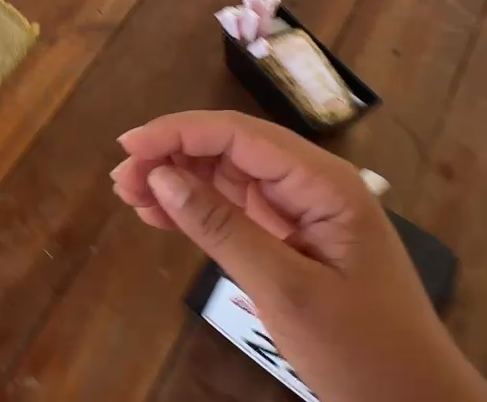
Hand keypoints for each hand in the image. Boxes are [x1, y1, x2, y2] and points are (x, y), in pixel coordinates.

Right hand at [112, 111, 486, 401]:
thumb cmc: (364, 353)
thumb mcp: (287, 290)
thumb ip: (221, 227)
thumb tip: (160, 175)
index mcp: (322, 182)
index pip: (236, 134)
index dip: (177, 132)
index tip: (127, 147)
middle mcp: (309, 183)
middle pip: (226, 147)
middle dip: (171, 155)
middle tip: (122, 180)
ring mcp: (299, 210)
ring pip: (223, 174)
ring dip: (176, 180)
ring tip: (129, 196)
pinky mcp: (288, 237)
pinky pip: (231, 207)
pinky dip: (193, 208)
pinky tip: (157, 214)